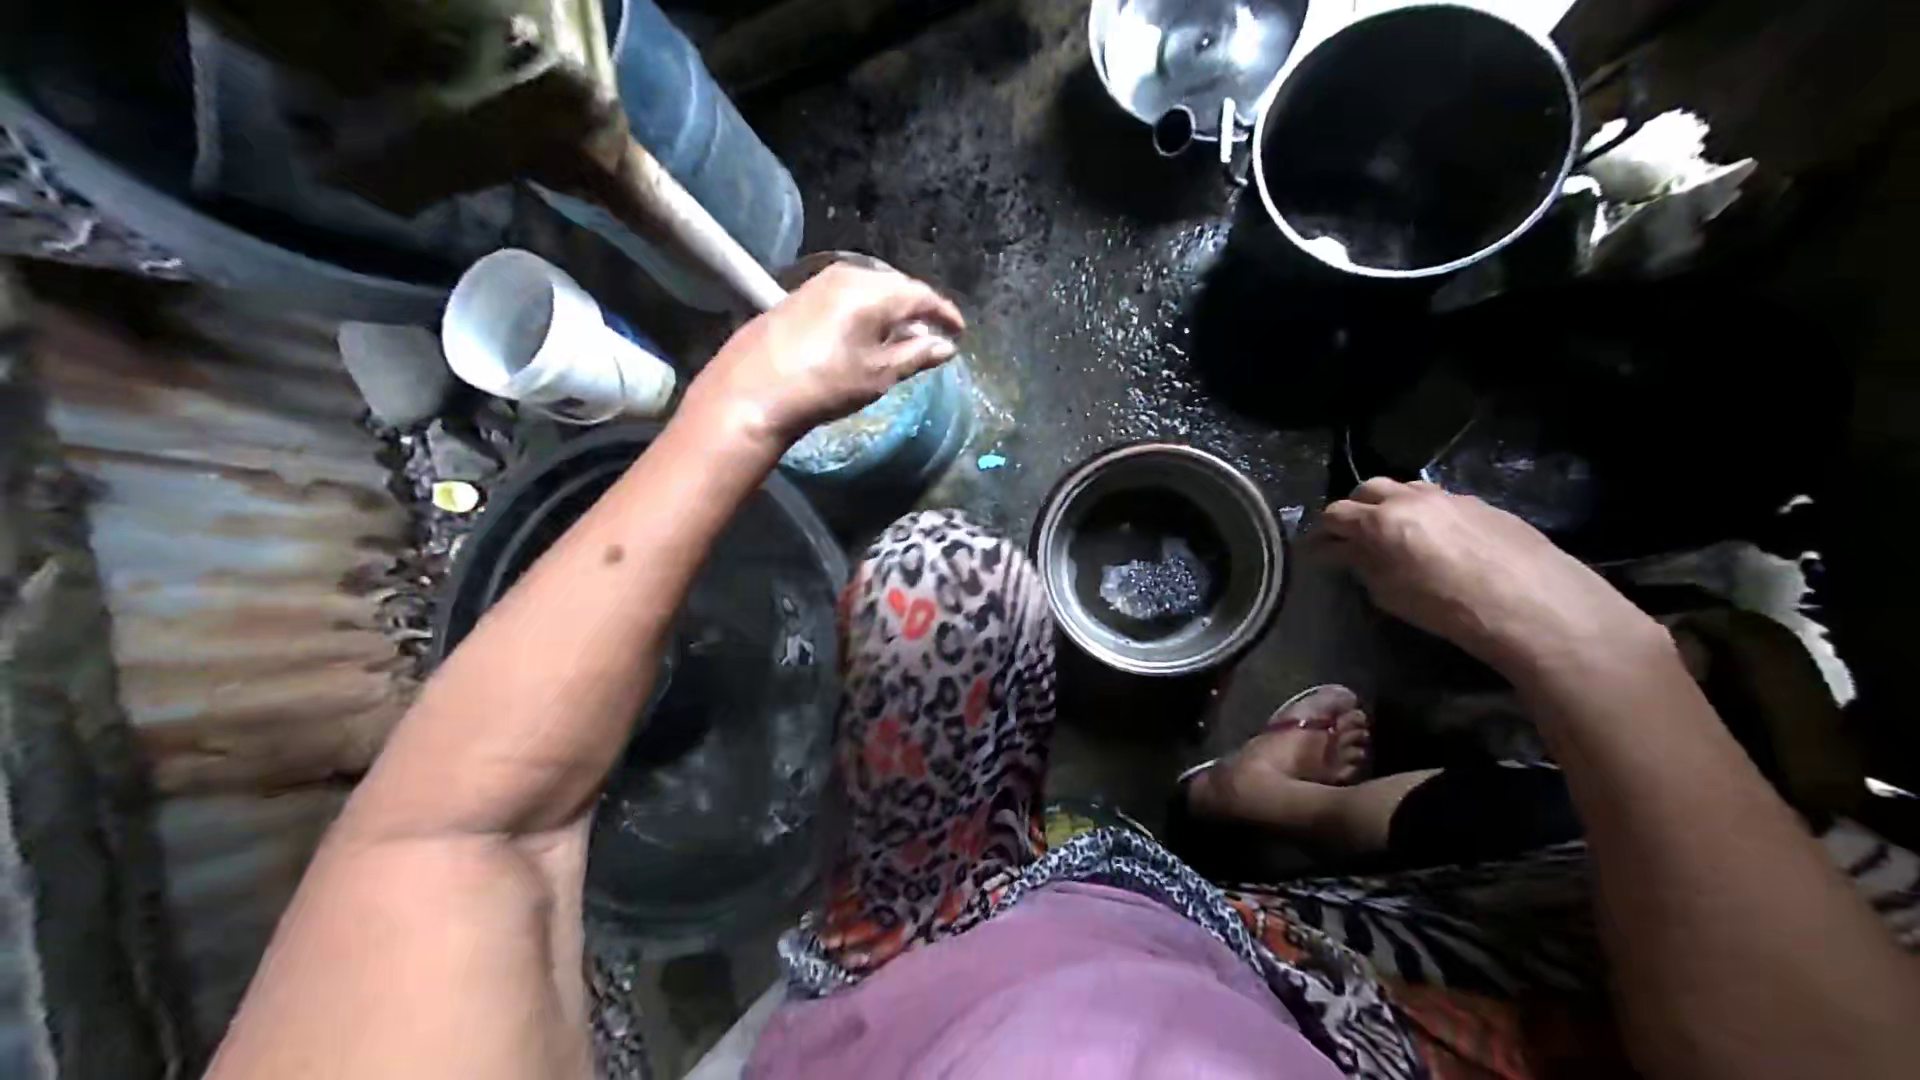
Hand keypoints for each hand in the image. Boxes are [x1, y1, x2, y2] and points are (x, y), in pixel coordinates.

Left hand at [682, 263, 964, 448]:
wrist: (754, 391)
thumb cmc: (826, 385)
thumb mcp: (879, 374)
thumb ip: (917, 356)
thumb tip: (946, 347)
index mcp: (875, 291)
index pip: (922, 295)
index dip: (945, 313)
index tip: (960, 330)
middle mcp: (849, 275)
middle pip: (896, 286)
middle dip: (918, 309)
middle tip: (933, 332)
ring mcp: (821, 282)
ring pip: (870, 289)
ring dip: (891, 310)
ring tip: (902, 335)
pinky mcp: (801, 295)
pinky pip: (847, 295)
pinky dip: (866, 311)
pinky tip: (866, 332)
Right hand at [1320, 478, 1665, 676]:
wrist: (1537, 606)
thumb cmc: (1448, 608)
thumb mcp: (1389, 592)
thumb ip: (1360, 564)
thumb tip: (1341, 551)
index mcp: (1380, 520)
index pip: (1334, 515)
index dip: (1322, 534)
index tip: (1317, 552)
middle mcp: (1411, 498)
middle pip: (1367, 490)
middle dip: (1353, 510)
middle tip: (1352, 537)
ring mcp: (1450, 497)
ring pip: (1405, 488)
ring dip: (1390, 505)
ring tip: (1394, 533)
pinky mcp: (1482, 505)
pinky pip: (1440, 501)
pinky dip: (1424, 513)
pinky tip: (1437, 541)